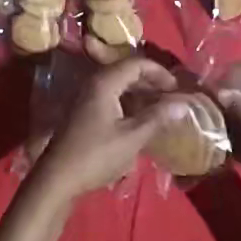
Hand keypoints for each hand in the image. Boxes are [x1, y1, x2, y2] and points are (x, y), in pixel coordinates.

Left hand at [30, 58, 179, 200]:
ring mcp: (87, 96)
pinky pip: (111, 96)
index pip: (136, 64)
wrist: (58, 176)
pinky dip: (128, 102)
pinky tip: (140, 118)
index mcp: (104, 82)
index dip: (159, 72)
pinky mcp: (84, 110)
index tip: (178, 87)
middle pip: (126, 71)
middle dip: (151, 81)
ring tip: (160, 108)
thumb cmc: (96, 155)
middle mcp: (93, 82)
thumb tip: (182, 103)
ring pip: (118, 85)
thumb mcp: (131, 138)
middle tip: (172, 97)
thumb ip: (156, 118)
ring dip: (140, 92)